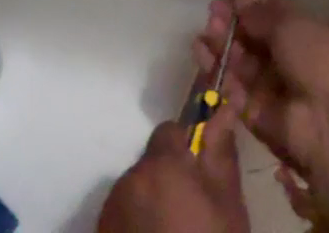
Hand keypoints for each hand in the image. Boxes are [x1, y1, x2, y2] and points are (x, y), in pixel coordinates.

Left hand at [98, 105, 248, 232]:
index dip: (187, 147)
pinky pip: (123, 214)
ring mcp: (110, 210)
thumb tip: (223, 108)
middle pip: (151, 163)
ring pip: (137, 190)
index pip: (170, 131)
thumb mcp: (227, 205)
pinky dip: (137, 223)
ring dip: (152, 201)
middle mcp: (128, 180)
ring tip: (173, 231)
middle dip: (170, 178)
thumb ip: (221, 153)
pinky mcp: (101, 232)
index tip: (201, 172)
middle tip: (193, 211)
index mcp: (161, 166)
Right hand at [195, 0, 328, 219]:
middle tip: (212, 12)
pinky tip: (201, 54)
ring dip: (221, 44)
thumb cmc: (320, 62)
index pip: (271, 10)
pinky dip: (216, 70)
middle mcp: (289, 57)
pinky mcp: (254, 112)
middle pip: (252, 35)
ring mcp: (271, 86)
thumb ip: (262, 12)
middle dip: (231, 21)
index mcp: (306, 32)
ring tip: (206, 33)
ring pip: (239, 60)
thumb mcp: (294, 26)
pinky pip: (232, 87)